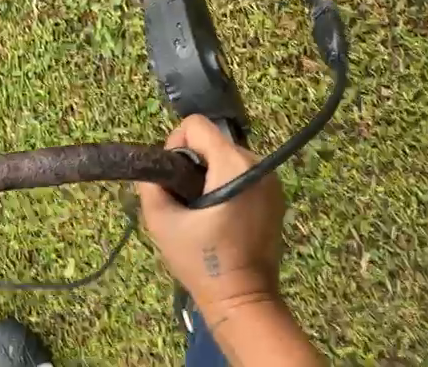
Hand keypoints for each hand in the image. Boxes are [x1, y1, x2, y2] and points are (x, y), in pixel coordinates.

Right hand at [135, 116, 284, 328]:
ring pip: (226, 155)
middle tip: (185, 199)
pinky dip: (227, 183)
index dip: (176, 144)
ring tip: (202, 209)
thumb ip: (150, 182)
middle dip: (193, 162)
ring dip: (209, 173)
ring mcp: (271, 181)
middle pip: (212, 140)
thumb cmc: (202, 262)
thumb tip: (155, 165)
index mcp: (233, 164)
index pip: (196, 125)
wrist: (244, 302)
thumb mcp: (161, 221)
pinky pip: (242, 172)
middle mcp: (257, 164)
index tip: (174, 177)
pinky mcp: (276, 196)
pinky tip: (220, 214)